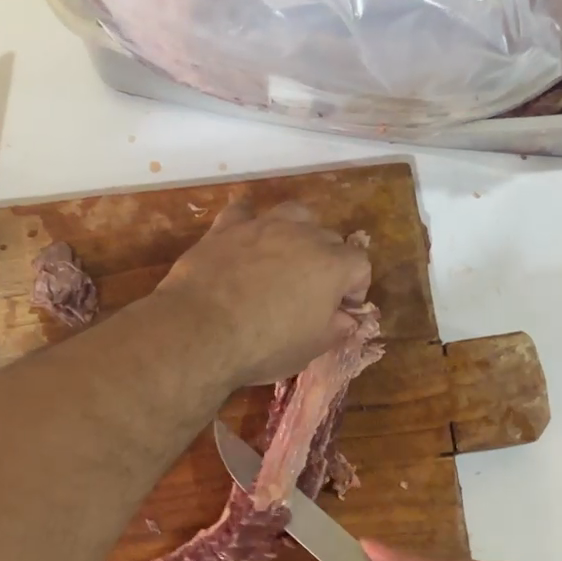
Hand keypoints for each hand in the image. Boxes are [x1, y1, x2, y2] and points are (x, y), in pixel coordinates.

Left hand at [154, 200, 372, 385]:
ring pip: (294, 214)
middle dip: (330, 262)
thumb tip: (346, 319)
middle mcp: (303, 235)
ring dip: (298, 232)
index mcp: (332, 265)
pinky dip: (250, 223)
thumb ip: (336, 329)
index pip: (360, 264)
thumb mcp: (311, 348)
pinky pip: (244, 212)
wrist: (200, 331)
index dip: (356, 288)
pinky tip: (246, 239)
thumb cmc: (265, 345)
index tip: (343, 309)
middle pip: (329, 238)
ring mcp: (263, 225)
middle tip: (314, 291)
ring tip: (288, 256)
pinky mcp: (226, 227)